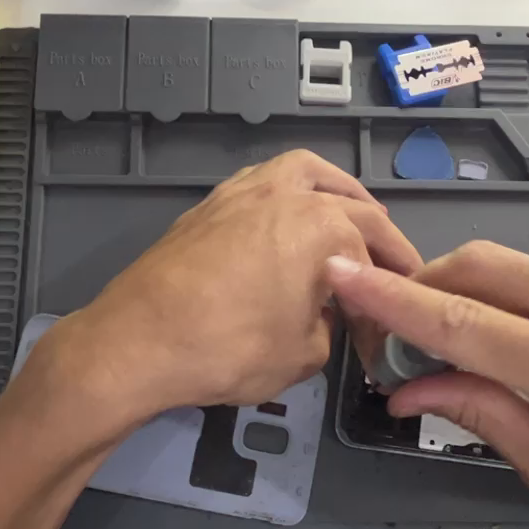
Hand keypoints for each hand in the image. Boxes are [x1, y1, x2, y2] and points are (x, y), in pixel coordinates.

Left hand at [50, 150, 422, 423]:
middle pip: (350, 203)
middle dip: (378, 235)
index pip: (372, 260)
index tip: (382, 333)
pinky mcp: (207, 205)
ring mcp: (241, 192)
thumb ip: (329, 329)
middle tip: (393, 263)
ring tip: (346, 219)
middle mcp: (286, 193)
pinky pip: (263, 185)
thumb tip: (322, 316)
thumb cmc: (229, 349)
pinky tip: (285, 224)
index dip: (385, 301)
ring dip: (333, 193)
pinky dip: (287, 196)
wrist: (136, 342)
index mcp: (323, 225)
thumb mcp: (302, 356)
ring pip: (302, 173)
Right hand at [325, 242, 528, 528]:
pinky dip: (491, 290)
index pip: (467, 324)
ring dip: (452, 286)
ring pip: (506, 261)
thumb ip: (484, 417)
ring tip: (428, 333)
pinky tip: (482, 326)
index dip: (396, 300)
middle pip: (482, 268)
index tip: (343, 275)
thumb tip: (409, 389)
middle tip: (388, 331)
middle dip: (419, 286)